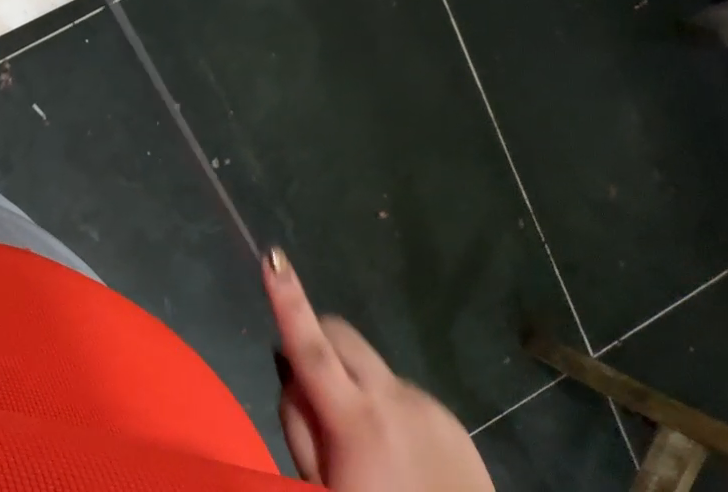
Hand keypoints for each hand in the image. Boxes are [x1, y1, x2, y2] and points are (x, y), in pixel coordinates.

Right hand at [264, 249, 494, 491]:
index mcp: (356, 420)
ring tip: (359, 437)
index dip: (286, 300)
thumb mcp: (319, 482)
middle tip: (309, 388)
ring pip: (369, 366)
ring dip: (350, 381)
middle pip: (340, 334)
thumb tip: (294, 377)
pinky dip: (383, 404)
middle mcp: (394, 398)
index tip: (274, 258)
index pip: (309, 346)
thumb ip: (300, 424)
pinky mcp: (453, 420)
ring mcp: (429, 406)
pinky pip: (400, 391)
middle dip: (315, 340)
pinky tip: (395, 450)